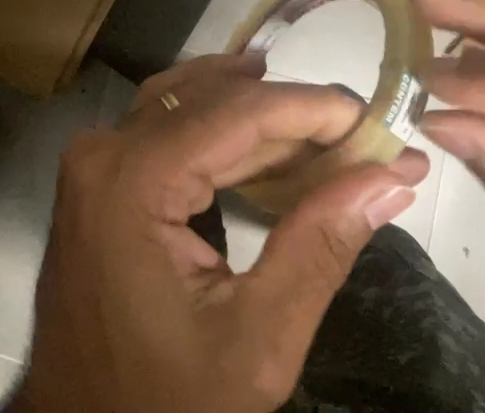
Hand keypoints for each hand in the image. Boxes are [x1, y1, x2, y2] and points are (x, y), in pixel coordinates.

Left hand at [11, 53, 431, 412]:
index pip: (237, 112)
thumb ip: (320, 247)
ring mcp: (96, 159)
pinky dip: (225, 130)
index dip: (312, 107)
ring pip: (191, 104)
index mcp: (132, 180)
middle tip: (370, 137)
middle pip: (213, 101)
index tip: (379, 120)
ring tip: (333, 132)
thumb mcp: (256, 339)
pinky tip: (271, 138)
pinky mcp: (100, 176)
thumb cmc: (163, 395)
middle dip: (297, 114)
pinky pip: (169, 128)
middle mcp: (104, 149)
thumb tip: (389, 178)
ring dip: (263, 114)